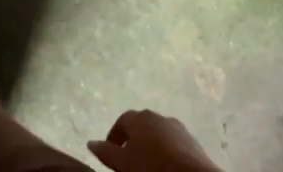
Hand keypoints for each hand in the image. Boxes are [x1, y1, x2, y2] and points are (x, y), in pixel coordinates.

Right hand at [87, 110, 219, 171]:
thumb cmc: (153, 166)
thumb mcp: (124, 163)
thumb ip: (106, 152)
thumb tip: (90, 143)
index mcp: (139, 117)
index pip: (121, 122)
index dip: (114, 137)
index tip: (110, 152)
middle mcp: (157, 116)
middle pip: (140, 127)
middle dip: (133, 141)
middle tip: (128, 160)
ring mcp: (177, 128)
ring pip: (158, 135)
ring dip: (151, 146)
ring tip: (147, 164)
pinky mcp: (193, 142)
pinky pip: (173, 144)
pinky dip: (166, 152)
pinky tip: (165, 166)